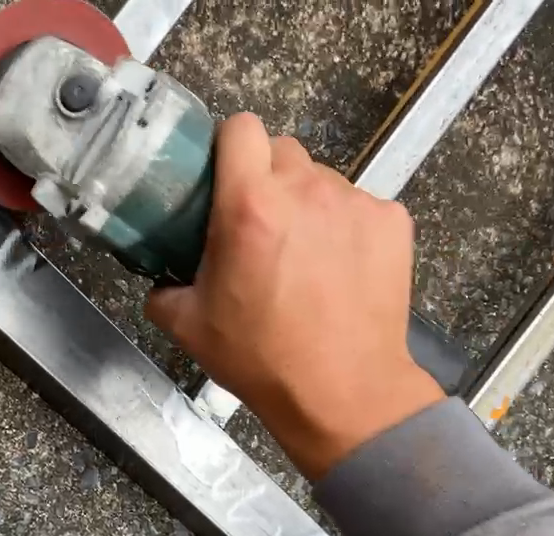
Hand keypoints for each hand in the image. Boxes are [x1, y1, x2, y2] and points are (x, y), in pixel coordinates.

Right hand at [147, 113, 444, 481]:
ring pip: (320, 180)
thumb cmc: (260, 358)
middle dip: (264, 179)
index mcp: (248, 208)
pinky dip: (341, 229)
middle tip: (253, 227)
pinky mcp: (391, 221)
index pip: (240, 128)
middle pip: (281, 151)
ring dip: (302, 205)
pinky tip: (332, 271)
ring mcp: (355, 202)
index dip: (227, 145)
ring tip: (296, 258)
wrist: (340, 389)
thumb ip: (164, 294)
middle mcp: (305, 191)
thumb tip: (162, 285)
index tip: (221, 173)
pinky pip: (357, 207)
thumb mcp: (190, 329)